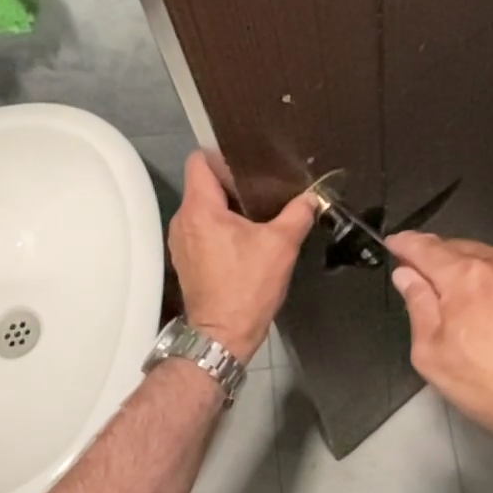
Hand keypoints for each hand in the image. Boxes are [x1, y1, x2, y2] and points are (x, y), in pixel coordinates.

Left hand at [169, 152, 316, 362]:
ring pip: (202, 208)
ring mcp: (181, 241)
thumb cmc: (248, 286)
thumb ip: (297, 214)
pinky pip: (201, 229)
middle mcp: (183, 220)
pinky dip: (219, 227)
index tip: (249, 163)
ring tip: (256, 212)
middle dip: (231, 183)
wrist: (222, 336)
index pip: (199, 161)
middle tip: (263, 187)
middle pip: (202, 185)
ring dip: (226, 208)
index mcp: (199, 209)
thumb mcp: (281, 245)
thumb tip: (312, 197)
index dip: (221, 155)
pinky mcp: (186, 260)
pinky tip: (244, 238)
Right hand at [385, 232, 492, 470]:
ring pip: (481, 255)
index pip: (424, 247)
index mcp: (465, 276)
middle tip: (418, 275)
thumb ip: (417, 304)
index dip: (404, 244)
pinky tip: (485, 299)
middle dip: (433, 258)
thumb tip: (406, 274)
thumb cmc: (487, 385)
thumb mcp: (432, 353)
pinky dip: (488, 275)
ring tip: (452, 291)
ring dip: (462, 266)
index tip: (392, 244)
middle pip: (453, 248)